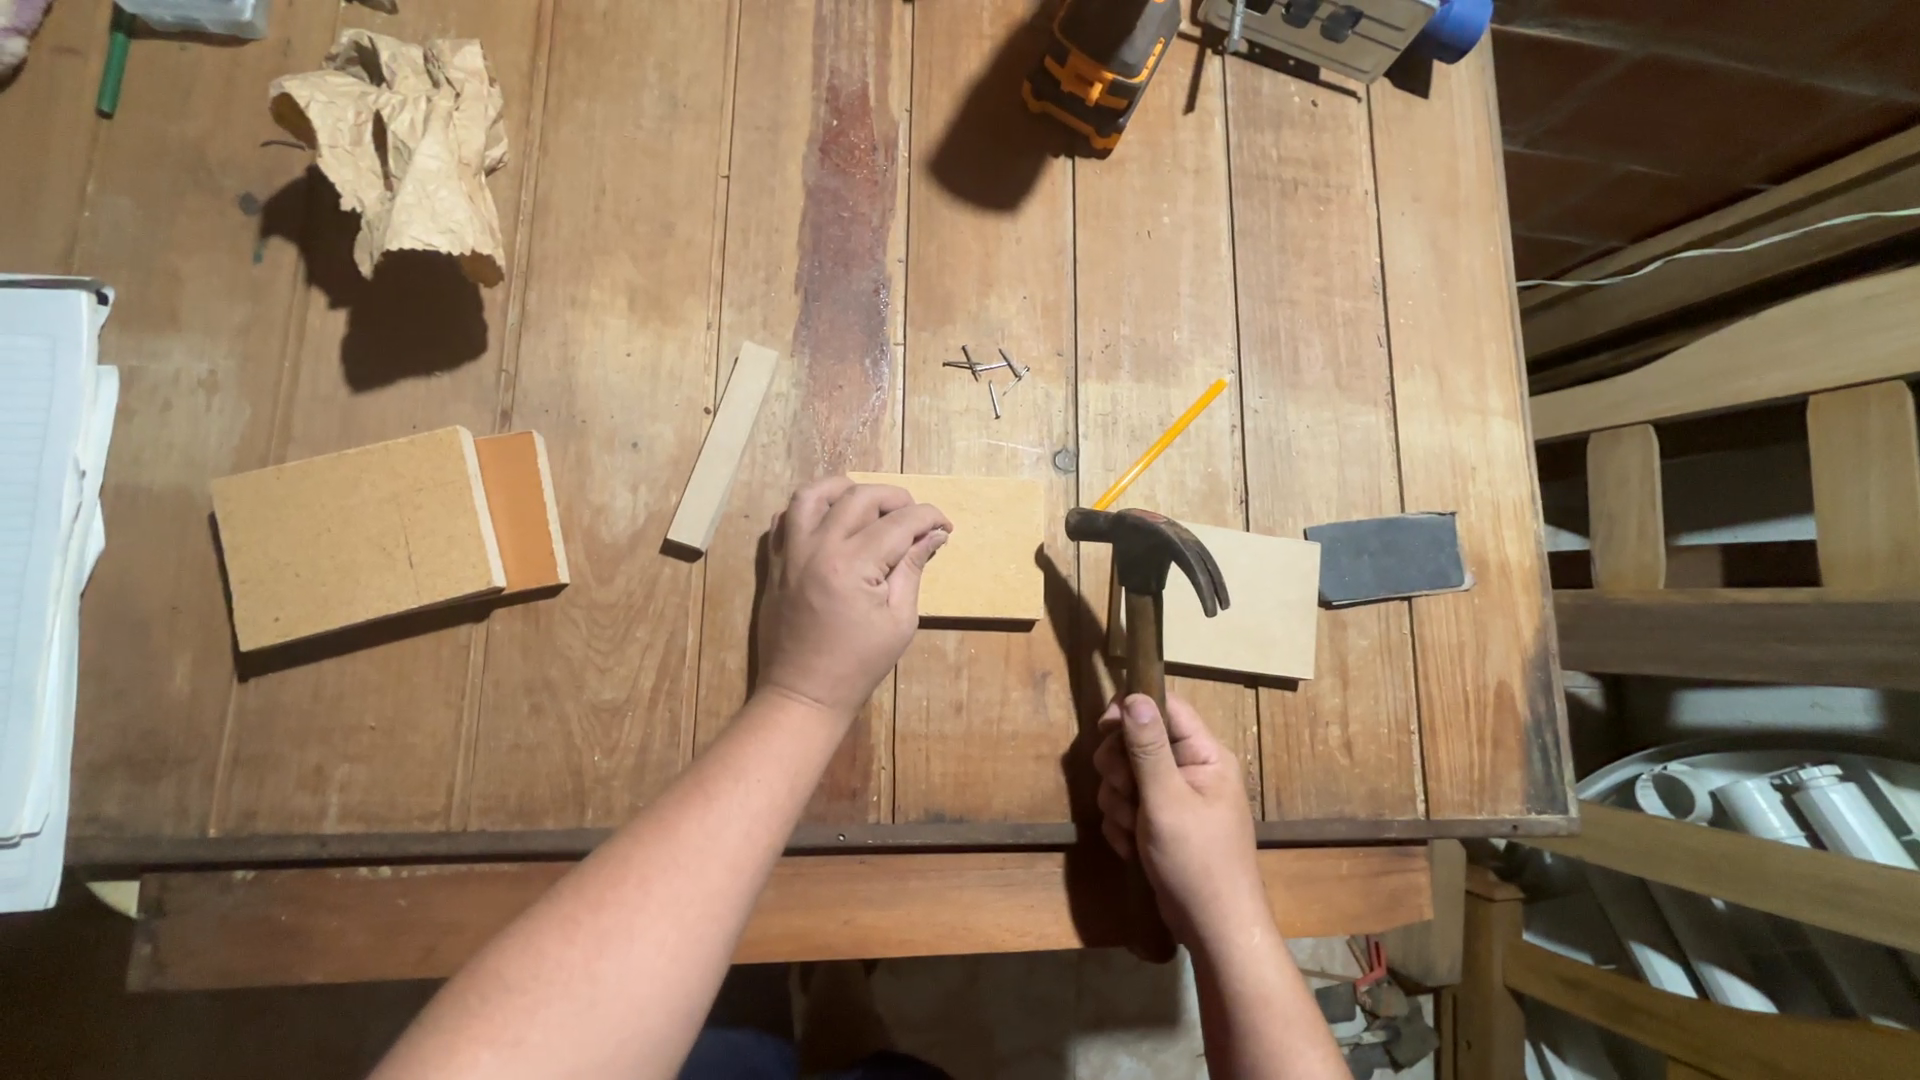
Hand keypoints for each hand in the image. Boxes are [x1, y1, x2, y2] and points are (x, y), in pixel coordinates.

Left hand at [754, 476, 951, 722]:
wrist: (803, 693)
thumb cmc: (858, 665)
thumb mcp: (899, 621)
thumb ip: (912, 569)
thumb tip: (934, 535)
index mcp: (853, 565)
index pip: (900, 522)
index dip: (929, 517)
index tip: (944, 526)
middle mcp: (818, 548)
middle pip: (860, 497)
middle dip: (896, 498)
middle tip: (914, 518)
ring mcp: (791, 553)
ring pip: (813, 494)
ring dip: (846, 489)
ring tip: (869, 502)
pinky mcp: (775, 562)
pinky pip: (785, 517)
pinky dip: (809, 508)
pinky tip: (830, 520)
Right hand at [1093, 693, 1266, 949]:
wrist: (1214, 929)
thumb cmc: (1197, 862)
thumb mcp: (1166, 801)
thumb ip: (1147, 749)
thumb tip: (1134, 697)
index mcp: (1205, 755)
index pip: (1165, 707)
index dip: (1131, 710)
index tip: (1103, 729)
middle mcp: (1192, 769)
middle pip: (1137, 740)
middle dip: (1120, 768)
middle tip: (1124, 794)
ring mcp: (1176, 797)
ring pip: (1126, 775)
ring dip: (1118, 802)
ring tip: (1131, 830)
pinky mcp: (1162, 821)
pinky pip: (1127, 804)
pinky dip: (1121, 823)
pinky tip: (1130, 846)